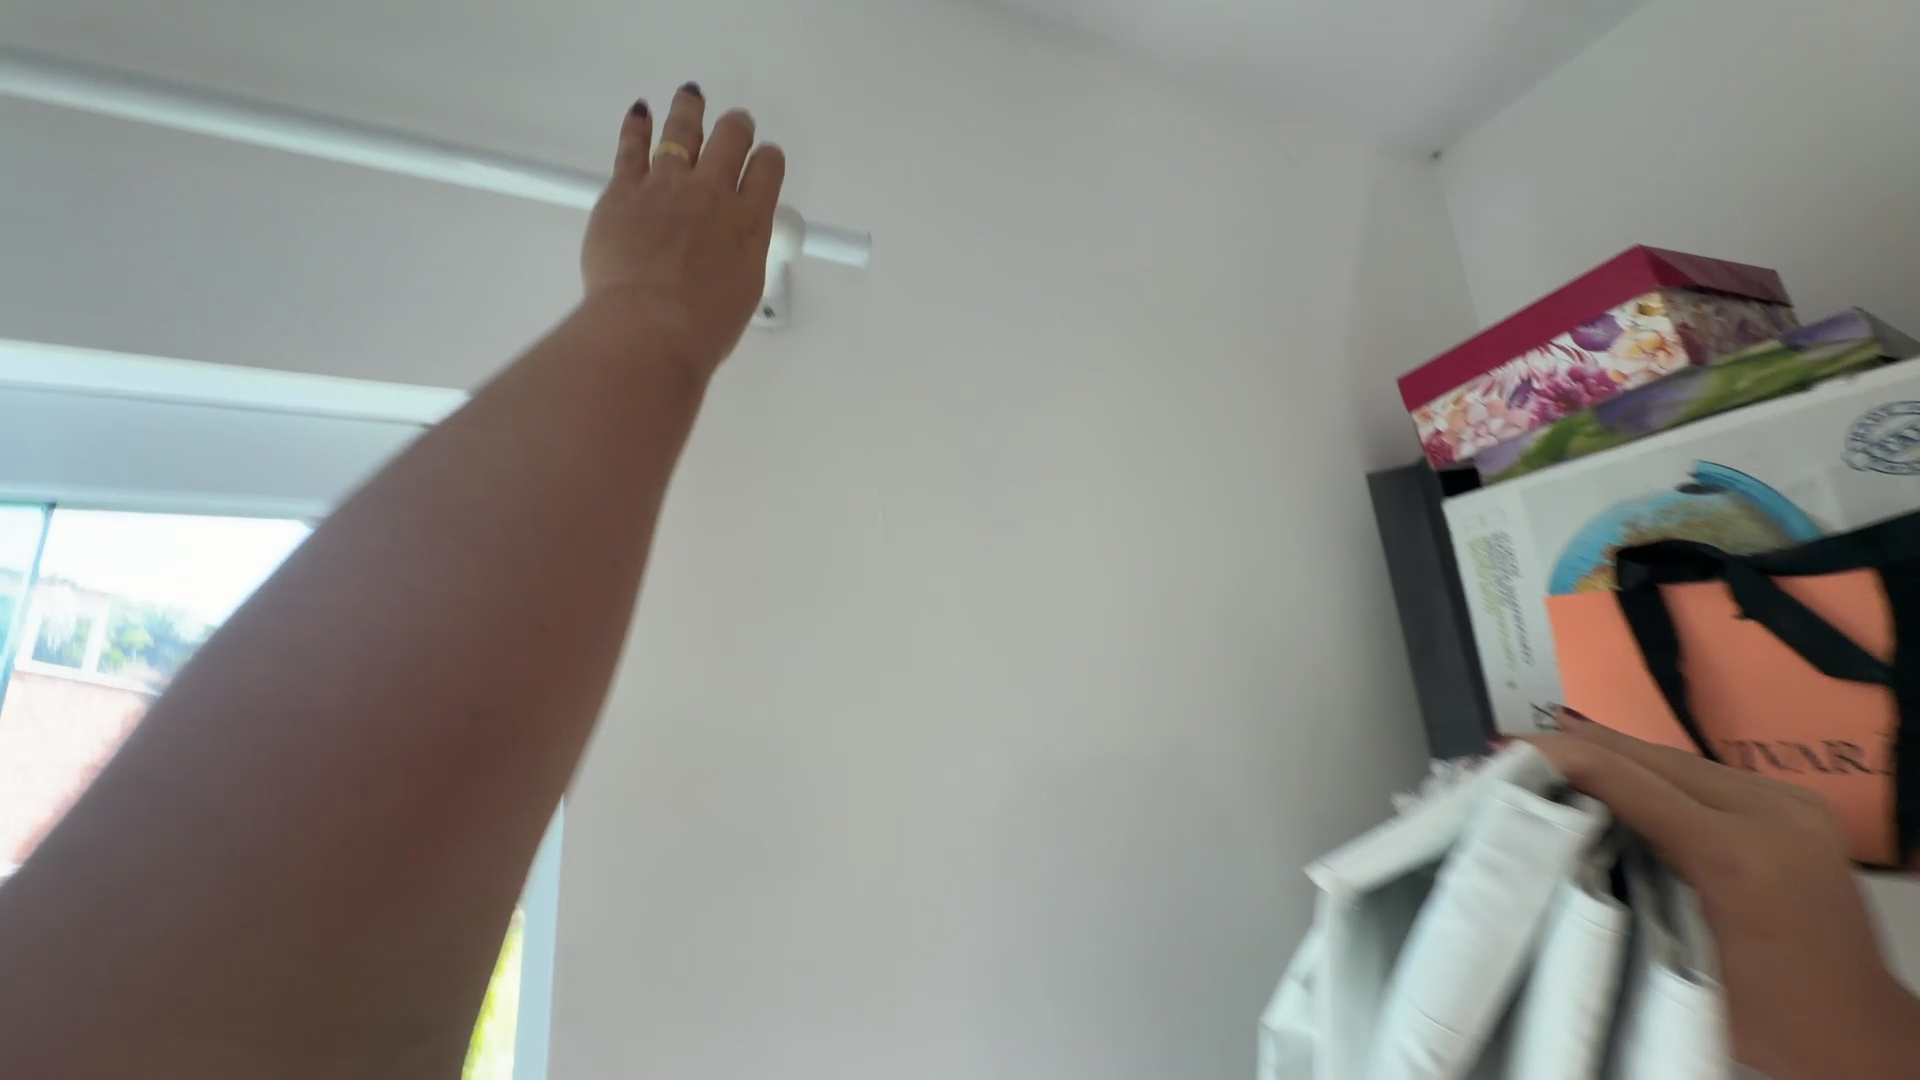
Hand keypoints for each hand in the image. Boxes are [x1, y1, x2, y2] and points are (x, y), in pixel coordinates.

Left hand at [581, 84, 786, 381]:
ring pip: (682, 131)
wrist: (652, 325)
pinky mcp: (625, 190)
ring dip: (690, 110)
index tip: (766, 157)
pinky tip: (641, 112)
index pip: (767, 172)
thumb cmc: (705, 326)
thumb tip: (733, 245)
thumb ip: (743, 256)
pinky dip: (637, 125)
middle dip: (736, 128)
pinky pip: (632, 147)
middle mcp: (713, 195)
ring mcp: (667, 186)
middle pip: (730, 140)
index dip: (768, 159)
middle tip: (737, 125)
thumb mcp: (745, 292)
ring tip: (692, 96)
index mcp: (750, 224)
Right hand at [1528, 716, 1919, 1078]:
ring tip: (1539, 755)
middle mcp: (1772, 812)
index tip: (1498, 752)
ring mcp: (1791, 803)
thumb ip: (1606, 877)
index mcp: (1738, 853)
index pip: (1623, 777)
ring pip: (1669, 758)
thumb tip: (1537, 824)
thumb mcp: (1664, 948)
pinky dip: (1640, 767)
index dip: (1554, 756)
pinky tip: (1600, 766)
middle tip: (1506, 749)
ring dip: (1602, 754)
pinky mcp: (1794, 804)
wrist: (1859, 1038)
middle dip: (1569, 746)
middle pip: (1646, 755)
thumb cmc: (1754, 1010)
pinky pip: (1696, 772)